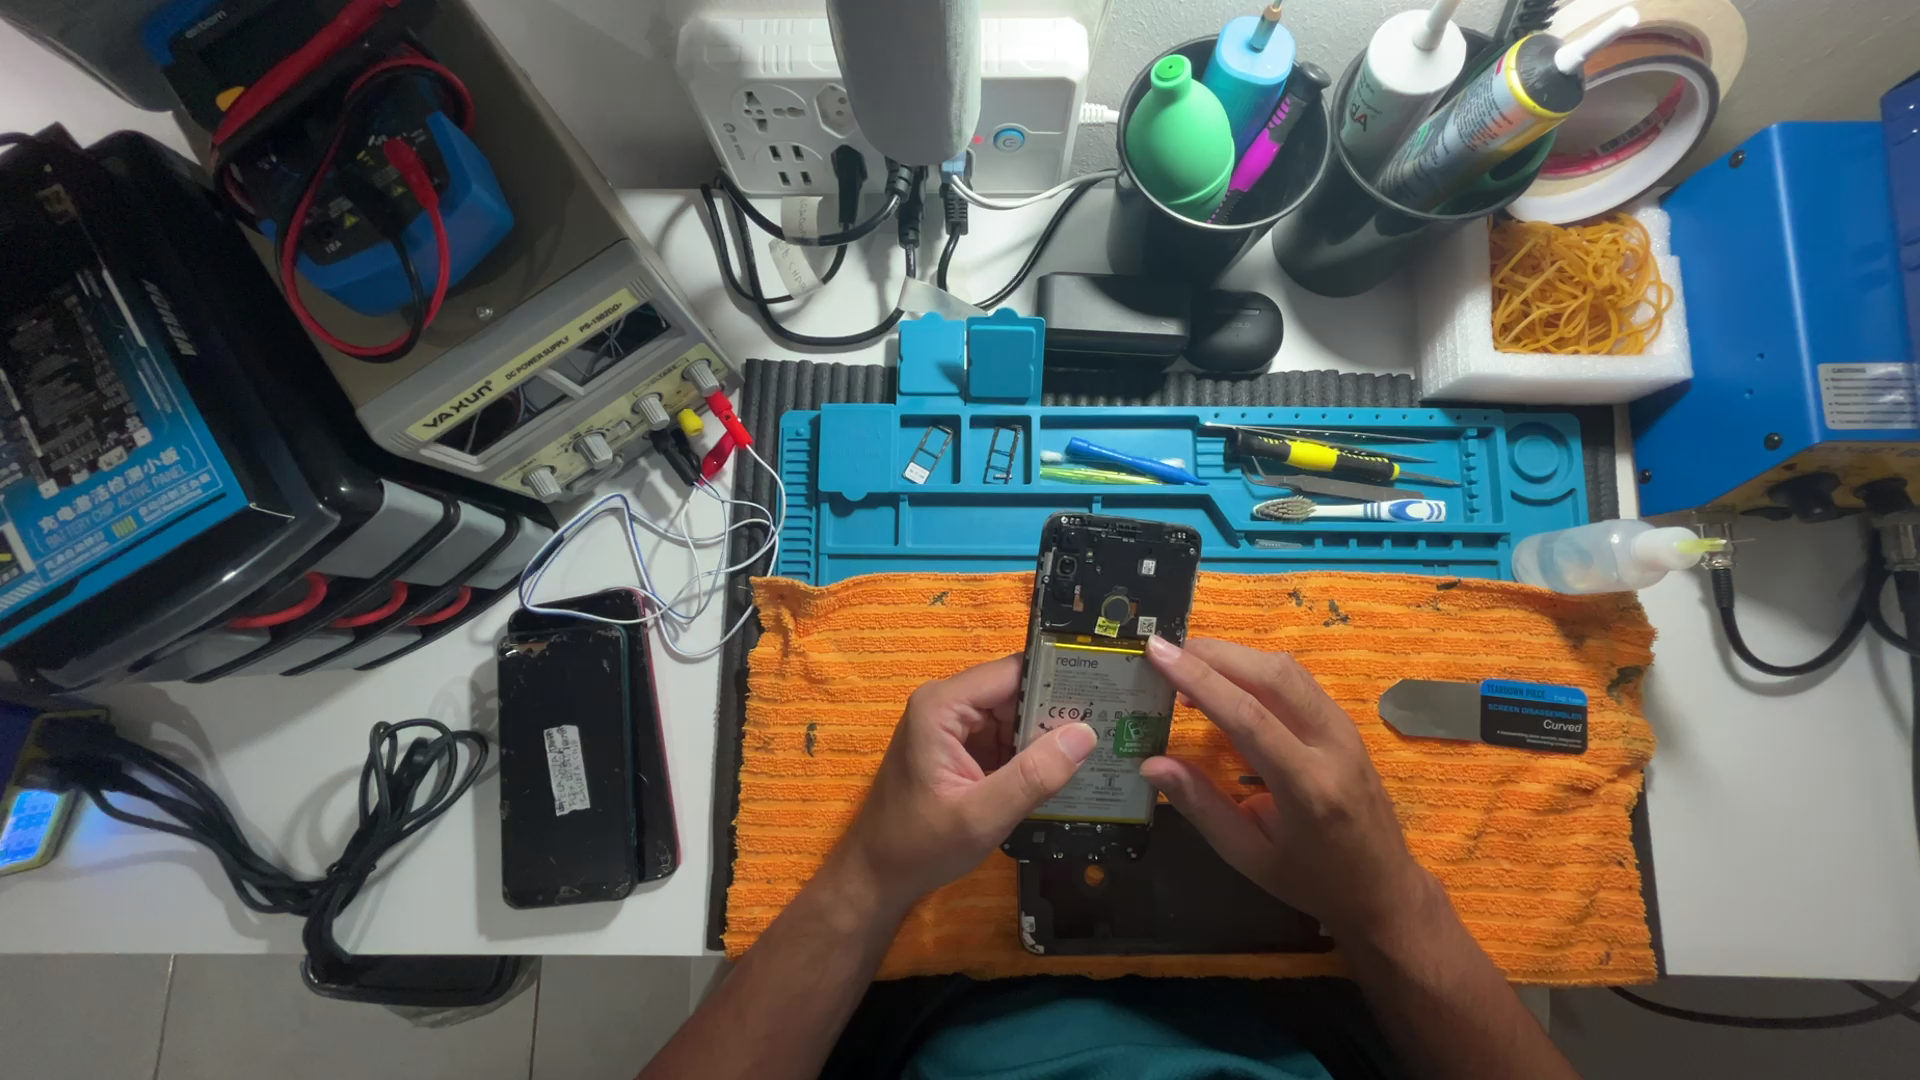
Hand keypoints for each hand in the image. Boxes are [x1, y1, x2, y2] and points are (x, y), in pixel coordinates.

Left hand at [831, 655, 1097, 912]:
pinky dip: (1030, 751)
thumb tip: (1085, 733)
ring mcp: (951, 724)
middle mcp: (945, 703)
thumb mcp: (981, 816)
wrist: (877, 876)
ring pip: (1013, 713)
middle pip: (1014, 690)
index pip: (1011, 673)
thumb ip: (1032, 776)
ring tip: (1100, 742)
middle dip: (1057, 708)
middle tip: (1111, 721)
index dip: (1057, 679)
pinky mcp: (958, 746)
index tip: (1104, 692)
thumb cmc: (919, 846)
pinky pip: (1003, 735)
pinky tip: (1064, 765)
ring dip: (1046, 732)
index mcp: (942, 706)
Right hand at [1140, 636, 1435, 942]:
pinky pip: (1295, 678)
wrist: (1385, 889)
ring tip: (1185, 664)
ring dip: (1232, 656)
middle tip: (1163, 653)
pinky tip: (1222, 679)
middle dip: (1212, 654)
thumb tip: (1150, 763)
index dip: (1199, 678)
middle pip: (1271, 675)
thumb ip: (1200, 805)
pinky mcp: (1343, 720)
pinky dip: (1251, 667)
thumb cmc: (1311, 879)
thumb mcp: (1247, 855)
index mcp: (1308, 787)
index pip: (1248, 715)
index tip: (1157, 652)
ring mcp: (1344, 728)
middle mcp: (1332, 746)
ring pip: (1285, 668)